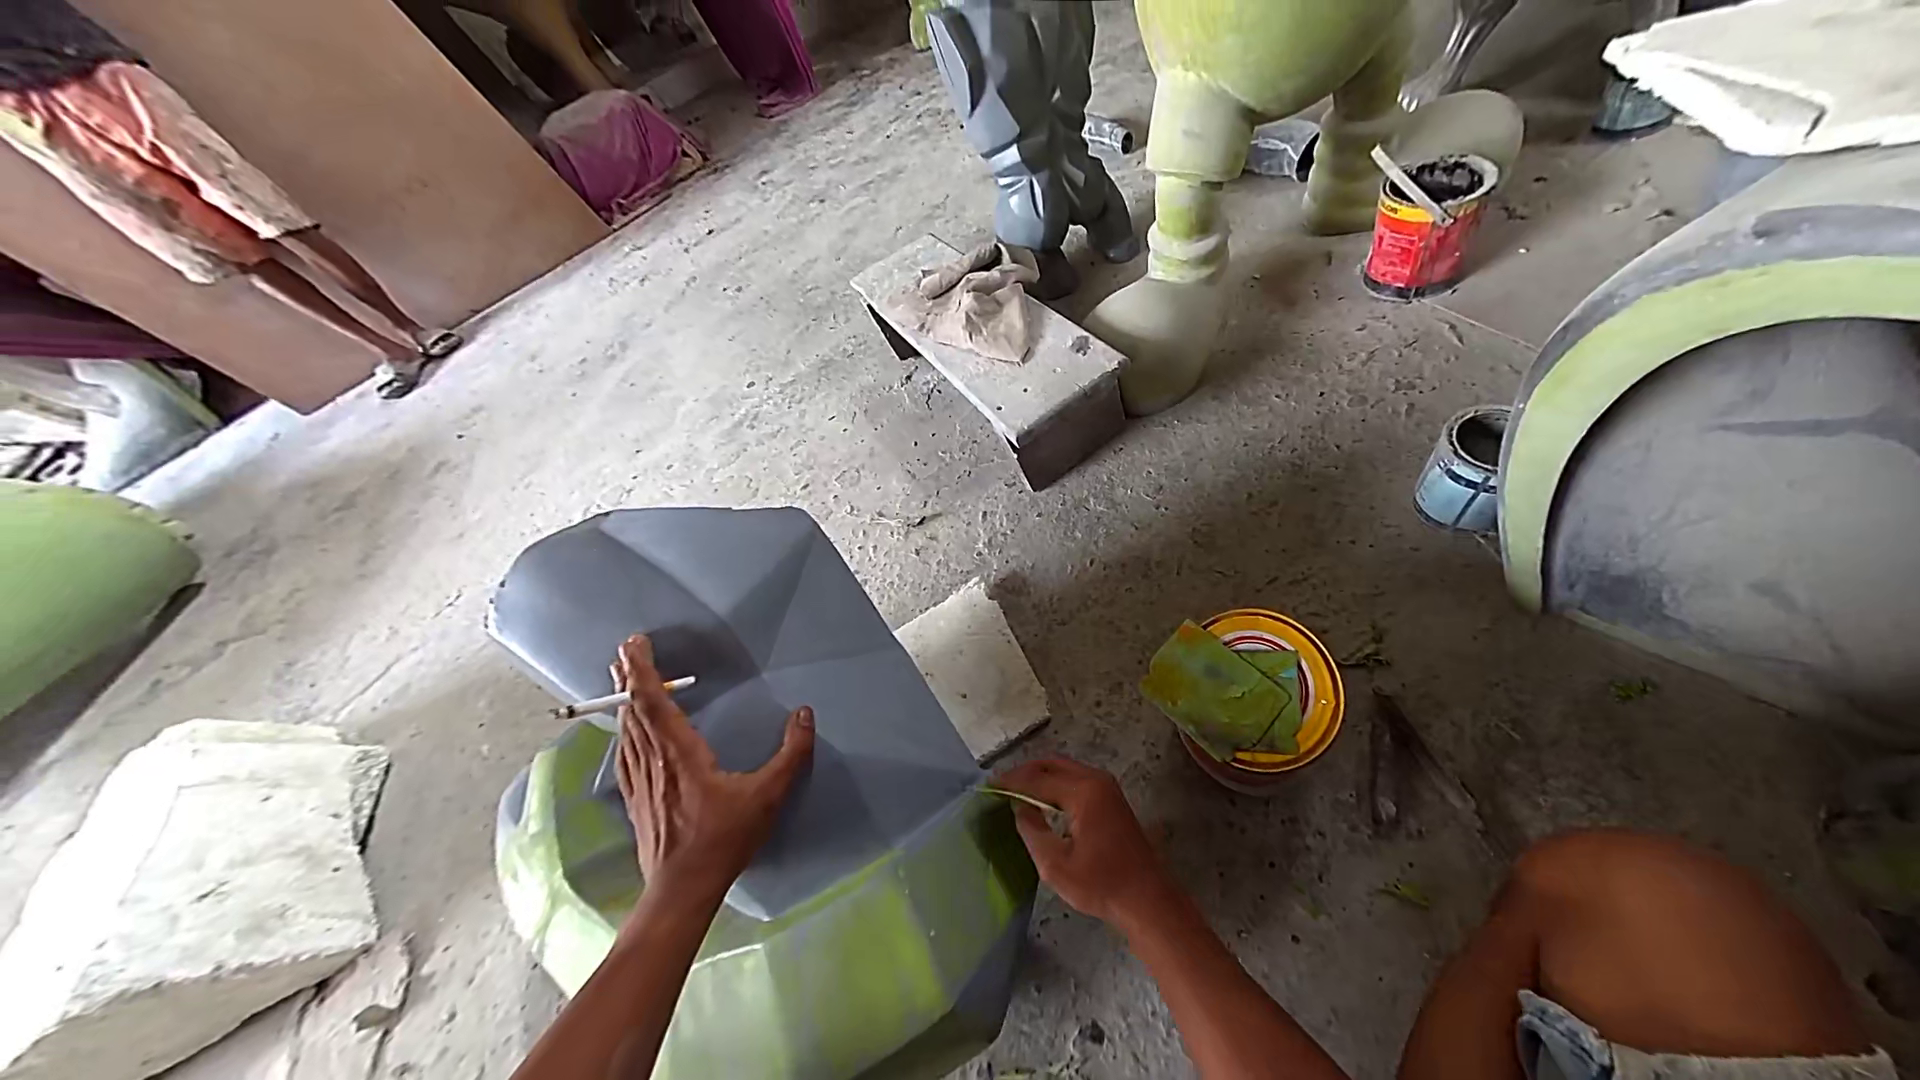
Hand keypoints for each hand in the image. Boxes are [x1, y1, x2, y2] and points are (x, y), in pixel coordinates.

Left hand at [611, 634, 814, 899]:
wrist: (682, 889)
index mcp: (681, 753)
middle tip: (625, 649)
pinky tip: (626, 731)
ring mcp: (640, 781)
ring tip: (622, 678)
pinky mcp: (636, 799)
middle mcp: (654, 760)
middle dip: (628, 676)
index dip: (644, 670)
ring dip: (624, 700)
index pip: (655, 702)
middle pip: (634, 710)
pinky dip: (624, 730)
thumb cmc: (724, 839)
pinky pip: (625, 753)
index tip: (634, 644)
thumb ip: (791, 754)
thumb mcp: (768, 795)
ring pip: (627, 730)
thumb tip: (805, 714)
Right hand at [993, 757, 1174, 926]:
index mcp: (1084, 792)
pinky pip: (1075, 778)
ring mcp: (1107, 787)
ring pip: (1064, 768)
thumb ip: (1032, 831)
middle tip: (1001, 786)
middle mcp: (1096, 780)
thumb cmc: (1101, 886)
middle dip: (1024, 772)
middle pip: (1051, 764)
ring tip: (1016, 791)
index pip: (1038, 778)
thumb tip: (1019, 808)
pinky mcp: (1111, 798)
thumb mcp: (1055, 865)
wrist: (1148, 901)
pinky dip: (1055, 783)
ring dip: (1040, 776)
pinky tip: (1042, 799)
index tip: (989, 786)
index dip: (1011, 781)